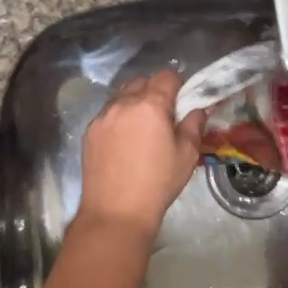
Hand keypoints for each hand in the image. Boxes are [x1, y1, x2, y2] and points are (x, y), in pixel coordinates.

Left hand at [76, 70, 206, 242]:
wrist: (116, 211)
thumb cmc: (157, 183)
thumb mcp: (187, 155)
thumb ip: (194, 125)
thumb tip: (197, 109)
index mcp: (150, 105)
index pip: (166, 76)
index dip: (178, 84)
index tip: (182, 101)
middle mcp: (123, 103)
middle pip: (142, 81)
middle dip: (155, 90)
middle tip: (164, 115)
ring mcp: (102, 116)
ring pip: (122, 95)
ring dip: (135, 102)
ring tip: (143, 128)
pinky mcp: (89, 131)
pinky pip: (108, 113)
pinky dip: (119, 117)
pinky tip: (124, 141)